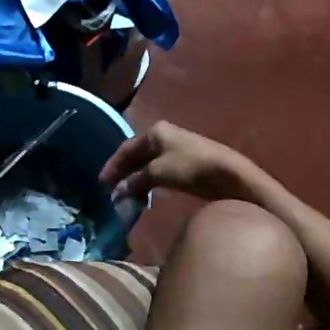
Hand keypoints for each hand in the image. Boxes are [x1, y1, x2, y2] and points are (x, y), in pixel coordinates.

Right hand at [100, 122, 260, 201]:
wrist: (228, 174)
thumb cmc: (190, 167)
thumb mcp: (158, 172)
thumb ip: (135, 181)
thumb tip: (116, 193)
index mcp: (155, 131)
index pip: (126, 148)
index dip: (112, 165)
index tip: (101, 183)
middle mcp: (164, 136)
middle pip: (136, 156)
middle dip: (123, 174)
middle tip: (111, 191)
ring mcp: (175, 150)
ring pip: (147, 165)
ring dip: (135, 181)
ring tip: (125, 197)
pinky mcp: (184, 165)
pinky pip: (159, 173)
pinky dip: (149, 183)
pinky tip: (145, 196)